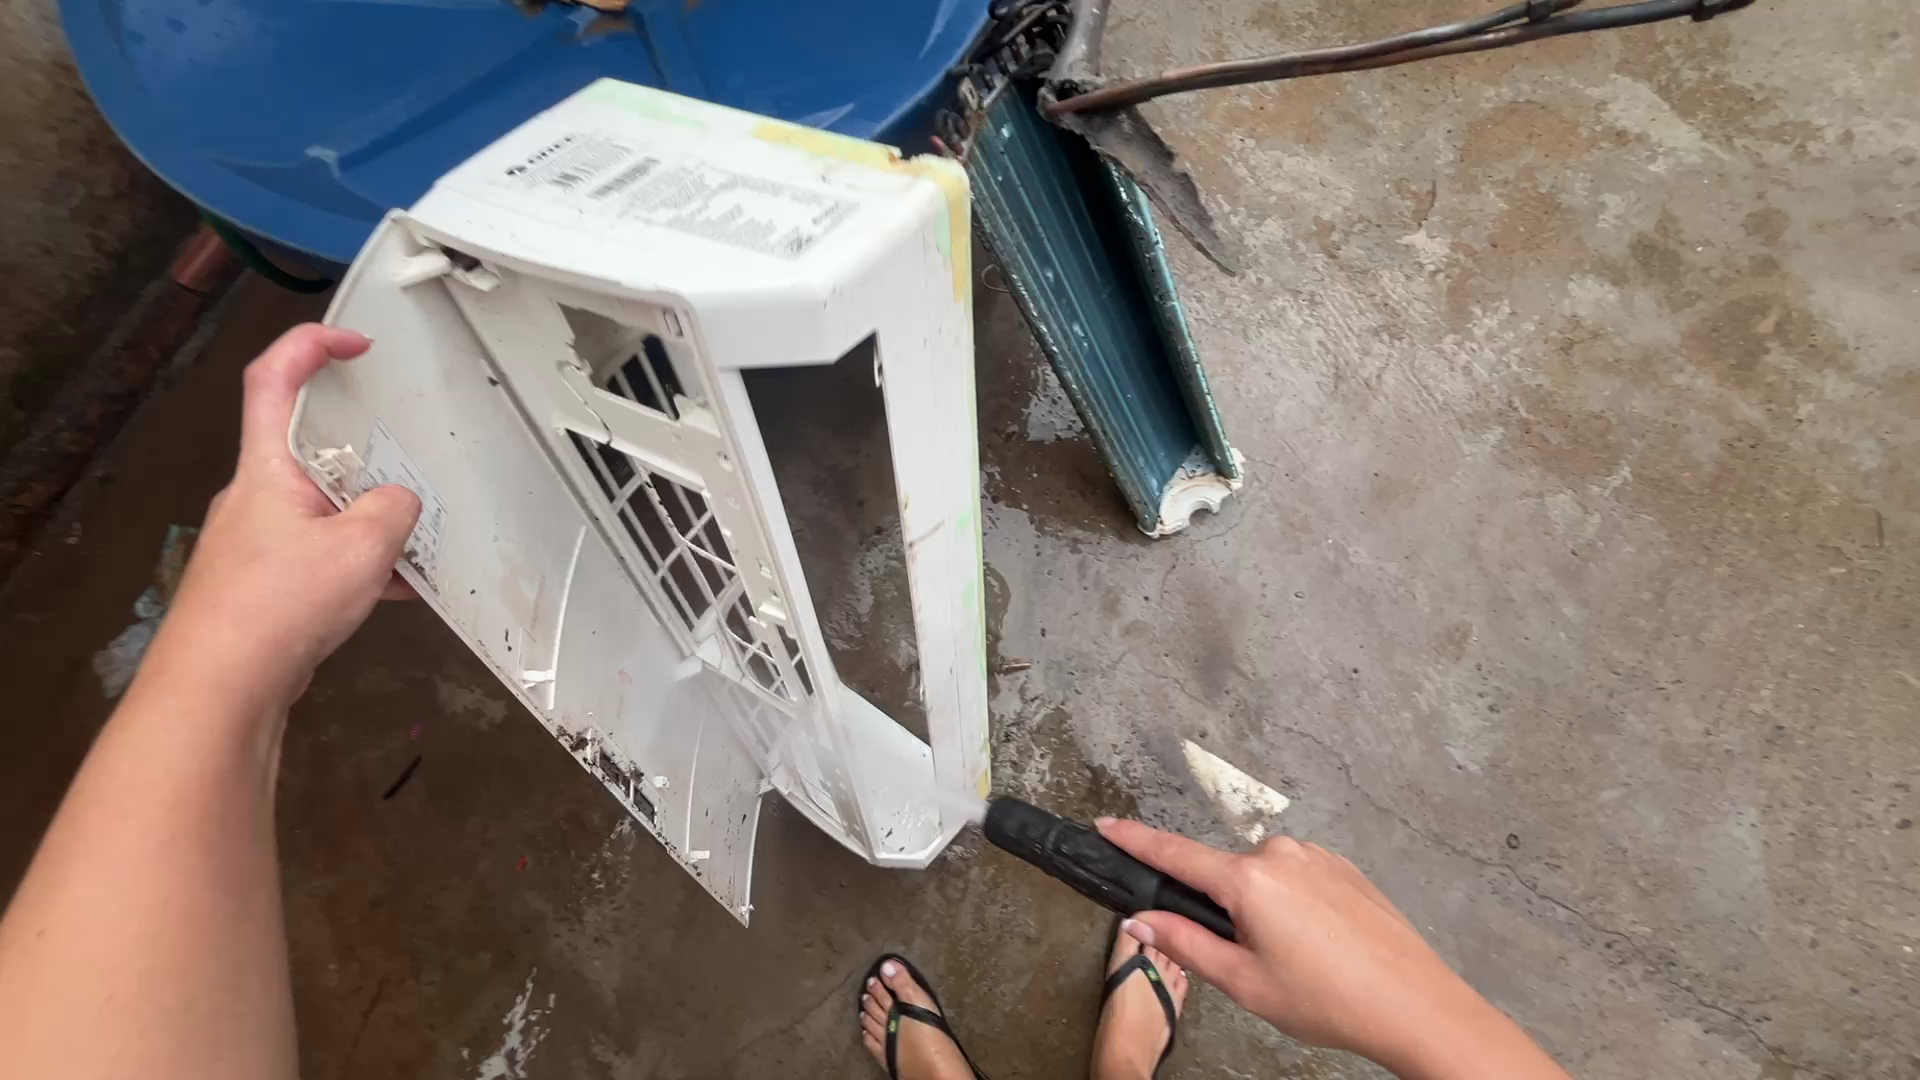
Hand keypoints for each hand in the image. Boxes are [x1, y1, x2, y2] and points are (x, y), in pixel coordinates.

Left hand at [138, 324, 419, 712]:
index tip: (358, 343)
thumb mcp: (364, 545)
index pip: (273, 382)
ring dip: (375, 520)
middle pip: (313, 449)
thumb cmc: (286, 598)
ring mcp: (261, 537)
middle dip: (369, 458)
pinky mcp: (270, 576)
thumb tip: (399, 500)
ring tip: (416, 548)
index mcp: (269, 470)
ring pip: (329, 506)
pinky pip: (328, 549)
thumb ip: (393, 508)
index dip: (311, 347)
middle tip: (413, 470)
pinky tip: (398, 589)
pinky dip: (366, 560)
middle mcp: (259, 494)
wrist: (224, 681)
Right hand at [1097, 820, 1571, 1079]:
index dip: (1134, 839)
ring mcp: (1313, 854)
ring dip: (1261, 906)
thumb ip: (1184, 942)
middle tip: (1253, 958)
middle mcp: (1278, 852)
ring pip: (1262, 875)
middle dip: (1224, 907)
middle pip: (1224, 872)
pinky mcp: (1341, 863)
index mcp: (1248, 880)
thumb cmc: (1329, 1001)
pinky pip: (1296, 874)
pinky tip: (1322, 942)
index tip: (1104, 824)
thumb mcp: (1245, 983)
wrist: (1421, 1008)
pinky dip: (1293, 901)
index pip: (1175, 853)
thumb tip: (1136, 921)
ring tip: (1298, 957)